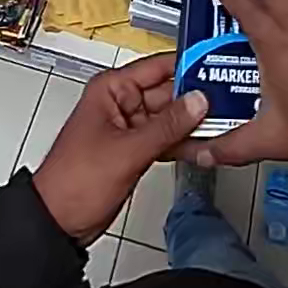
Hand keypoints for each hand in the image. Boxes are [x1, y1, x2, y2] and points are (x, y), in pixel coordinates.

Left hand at [33, 53, 207, 242]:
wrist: (57, 225)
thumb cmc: (75, 181)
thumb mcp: (127, 150)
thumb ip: (167, 125)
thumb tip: (198, 100)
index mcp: (112, 89)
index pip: (157, 67)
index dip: (188, 64)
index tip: (217, 63)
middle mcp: (122, 101)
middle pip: (168, 91)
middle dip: (197, 96)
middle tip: (230, 99)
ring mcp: (130, 125)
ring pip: (170, 116)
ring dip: (193, 121)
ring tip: (225, 121)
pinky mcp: (135, 148)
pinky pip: (165, 137)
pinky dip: (183, 141)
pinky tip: (205, 143)